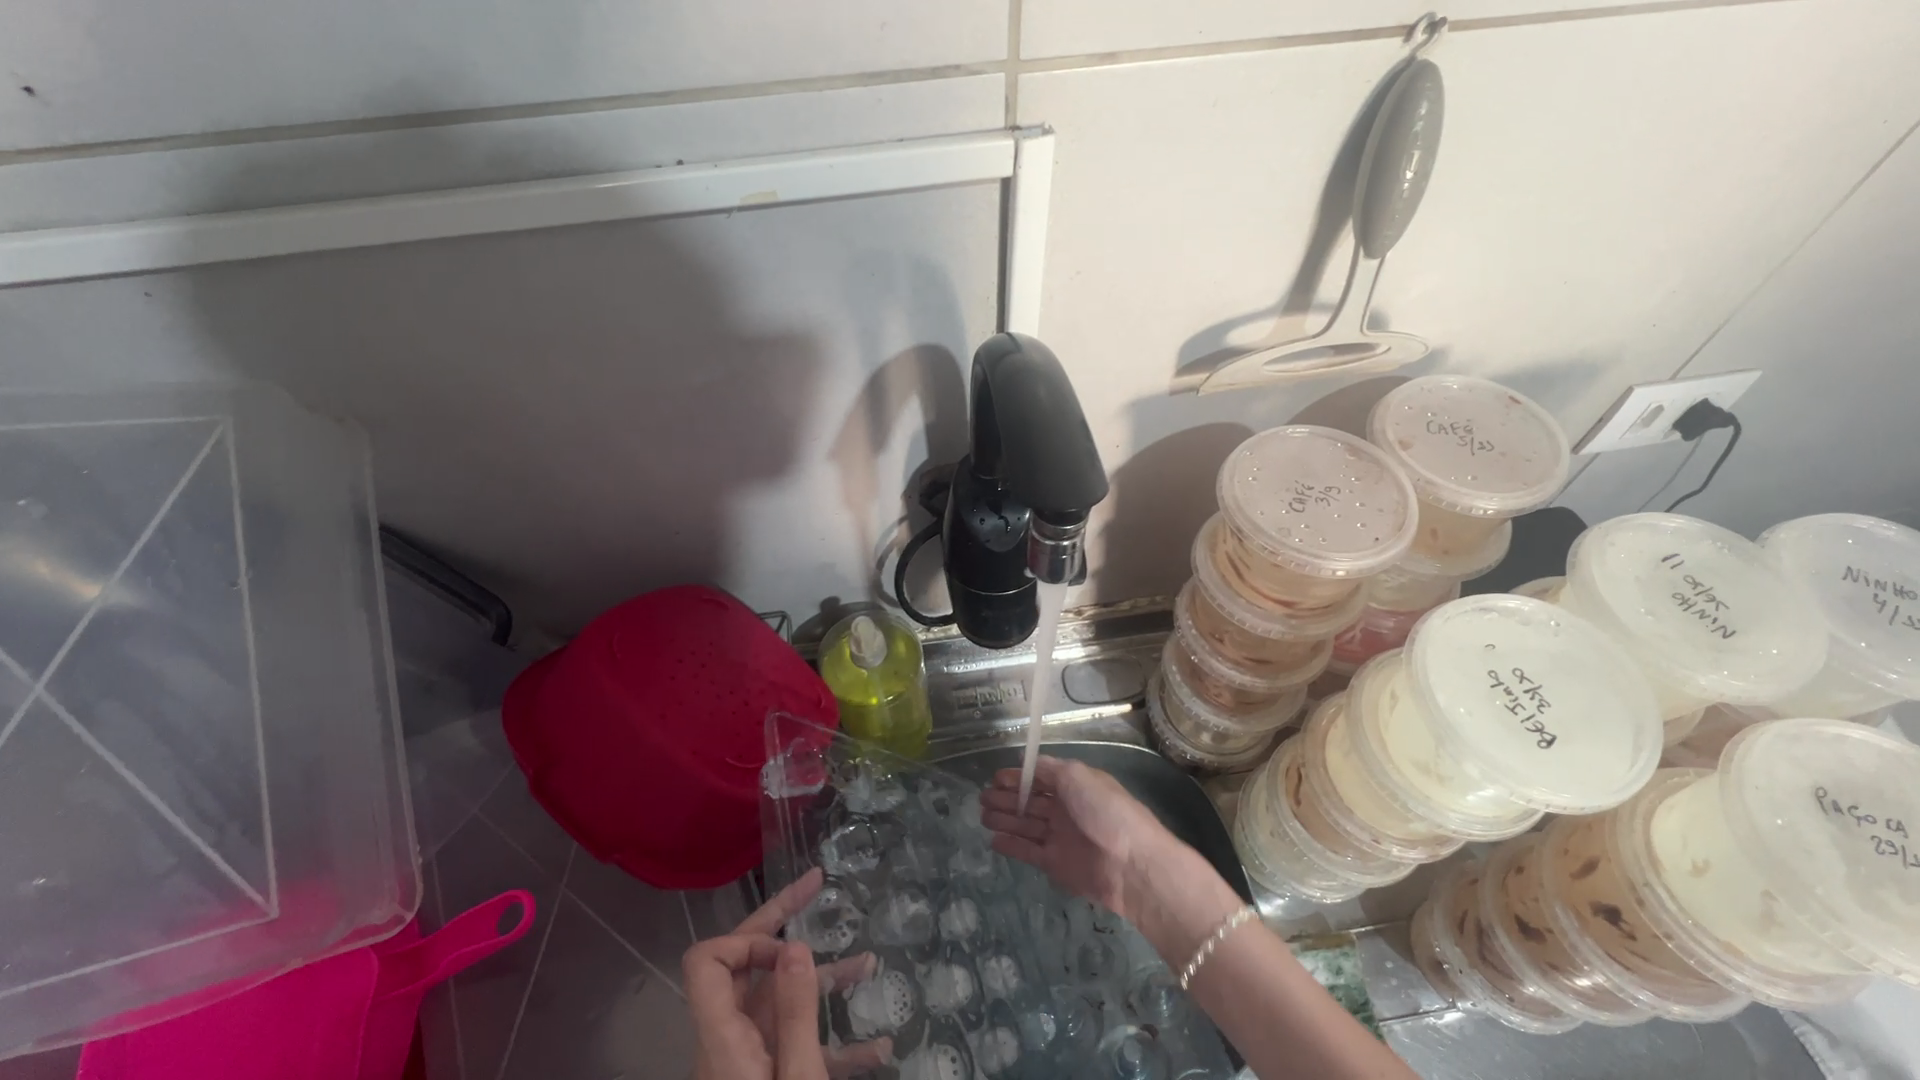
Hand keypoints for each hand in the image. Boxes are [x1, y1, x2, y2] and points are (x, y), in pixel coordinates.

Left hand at [683, 868, 891, 1079]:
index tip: (792, 946)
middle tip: (820, 885)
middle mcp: (730, 1044)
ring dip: (824, 984)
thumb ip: (796, 1014)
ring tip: (871, 967)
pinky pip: (798, 1049)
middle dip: (783, 926)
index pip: (707, 962)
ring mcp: (750, 1065)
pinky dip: (834, 1042)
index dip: (745, 940)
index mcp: (724, 1038)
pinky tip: (879, 1050)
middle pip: (745, 969)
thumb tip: (794, 947)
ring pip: (779, 1007)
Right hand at [978, 756, 1175, 919]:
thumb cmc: (1105, 811)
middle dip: (1007, 798)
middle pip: (1031, 802)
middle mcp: (1067, 810)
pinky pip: (1029, 852)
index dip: (1018, 778)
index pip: (1041, 778)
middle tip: (982, 798)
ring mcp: (1061, 838)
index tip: (995, 779)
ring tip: (982, 816)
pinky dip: (1011, 845)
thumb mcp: (1078, 776)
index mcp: (1075, 786)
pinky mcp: (1056, 865)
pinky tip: (993, 839)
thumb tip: (1028, 762)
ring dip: (1005, 819)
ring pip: (1027, 826)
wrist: (1130, 864)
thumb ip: (1050, 769)